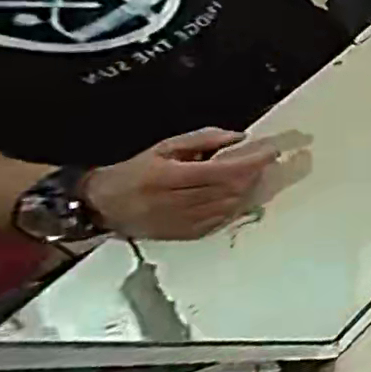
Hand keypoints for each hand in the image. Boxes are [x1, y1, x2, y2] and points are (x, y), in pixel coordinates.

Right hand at [85, 129, 279, 240]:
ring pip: (230, 204)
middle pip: (230, 189)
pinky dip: (232, 206)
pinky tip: (228, 196)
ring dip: (244, 190)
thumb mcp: (165, 148)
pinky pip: (220, 219)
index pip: (222, 171)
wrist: (99, 204)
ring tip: (243, 179)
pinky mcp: (180, 234)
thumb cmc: (137, 171)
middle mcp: (170, 202)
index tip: (271, 153)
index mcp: (165, 177)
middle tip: (257, 165)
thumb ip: (204, 139)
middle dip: (252, 174)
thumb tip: (241, 137)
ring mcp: (175, 221)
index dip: (252, 162)